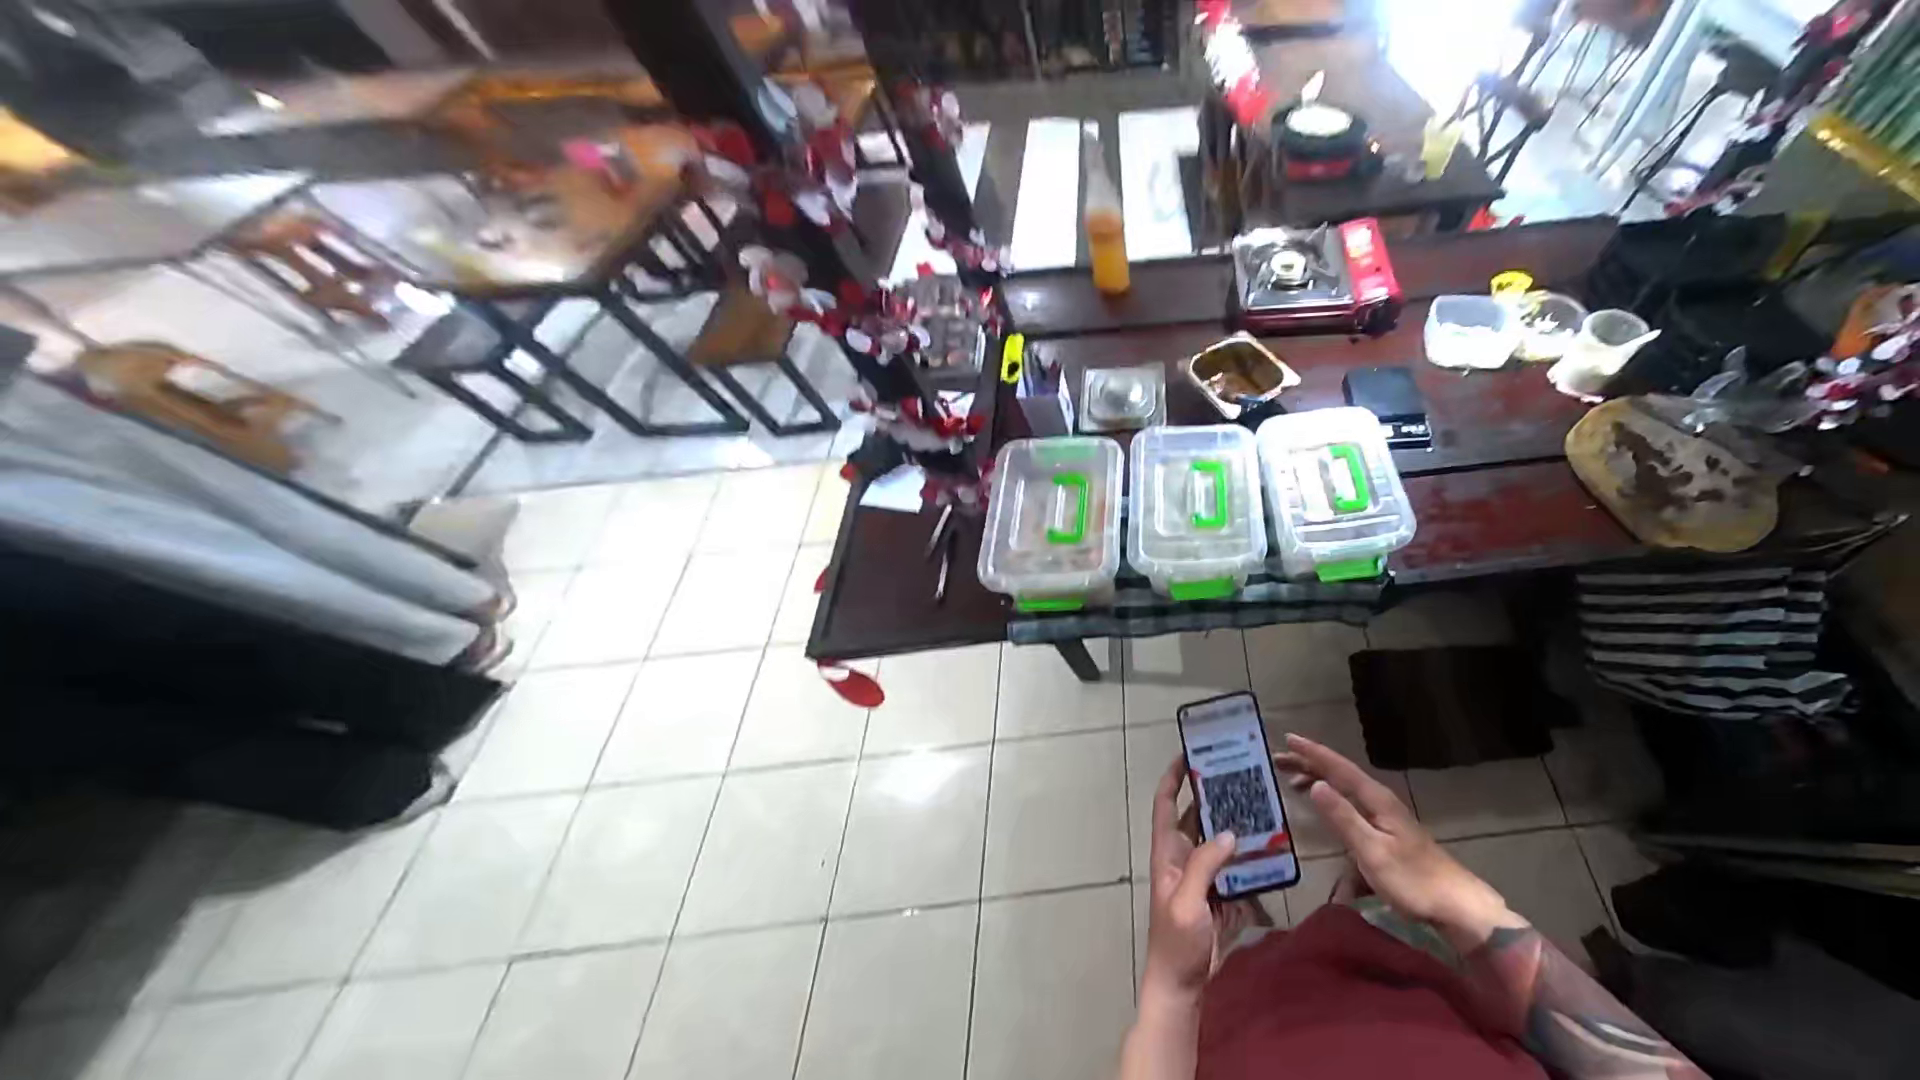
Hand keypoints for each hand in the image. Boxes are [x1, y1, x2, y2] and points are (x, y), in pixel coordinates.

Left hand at [1141, 754, 1236, 1001]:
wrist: (1182, 986)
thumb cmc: (1176, 942)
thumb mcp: (1187, 901)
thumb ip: (1204, 865)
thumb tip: (1226, 833)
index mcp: (1166, 854)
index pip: (1164, 805)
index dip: (1172, 779)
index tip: (1187, 755)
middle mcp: (1181, 859)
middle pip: (1194, 819)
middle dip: (1211, 798)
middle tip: (1236, 778)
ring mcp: (1200, 879)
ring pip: (1216, 844)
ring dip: (1233, 828)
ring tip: (1258, 808)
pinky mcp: (1218, 899)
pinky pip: (1234, 873)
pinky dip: (1249, 862)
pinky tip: (1270, 853)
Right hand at [1274, 734, 1511, 939]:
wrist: (1459, 909)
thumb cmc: (1414, 881)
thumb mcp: (1371, 851)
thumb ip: (1342, 817)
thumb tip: (1315, 784)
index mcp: (1376, 800)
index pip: (1338, 768)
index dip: (1312, 752)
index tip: (1287, 738)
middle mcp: (1380, 801)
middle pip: (1340, 774)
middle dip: (1309, 764)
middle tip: (1278, 759)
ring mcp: (1385, 816)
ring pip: (1344, 789)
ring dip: (1318, 780)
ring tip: (1292, 780)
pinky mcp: (1386, 831)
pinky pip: (1350, 803)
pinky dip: (1331, 798)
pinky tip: (1324, 807)